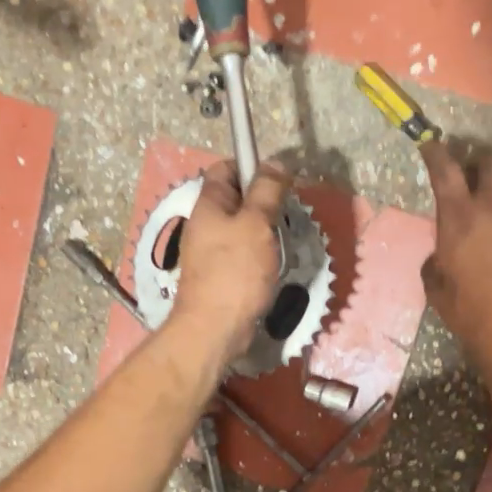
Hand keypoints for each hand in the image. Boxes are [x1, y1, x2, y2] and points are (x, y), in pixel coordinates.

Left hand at [169, 160, 285, 356]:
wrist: (215, 328)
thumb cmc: (236, 272)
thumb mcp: (257, 224)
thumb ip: (267, 191)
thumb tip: (276, 163)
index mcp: (208, 205)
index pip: (225, 168)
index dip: (250, 166)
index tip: (277, 180)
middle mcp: (205, 225)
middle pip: (236, 200)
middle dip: (264, 203)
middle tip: (286, 215)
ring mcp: (210, 252)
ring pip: (242, 229)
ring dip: (265, 233)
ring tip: (283, 243)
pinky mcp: (220, 275)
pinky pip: (242, 255)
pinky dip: (259, 256)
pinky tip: (273, 267)